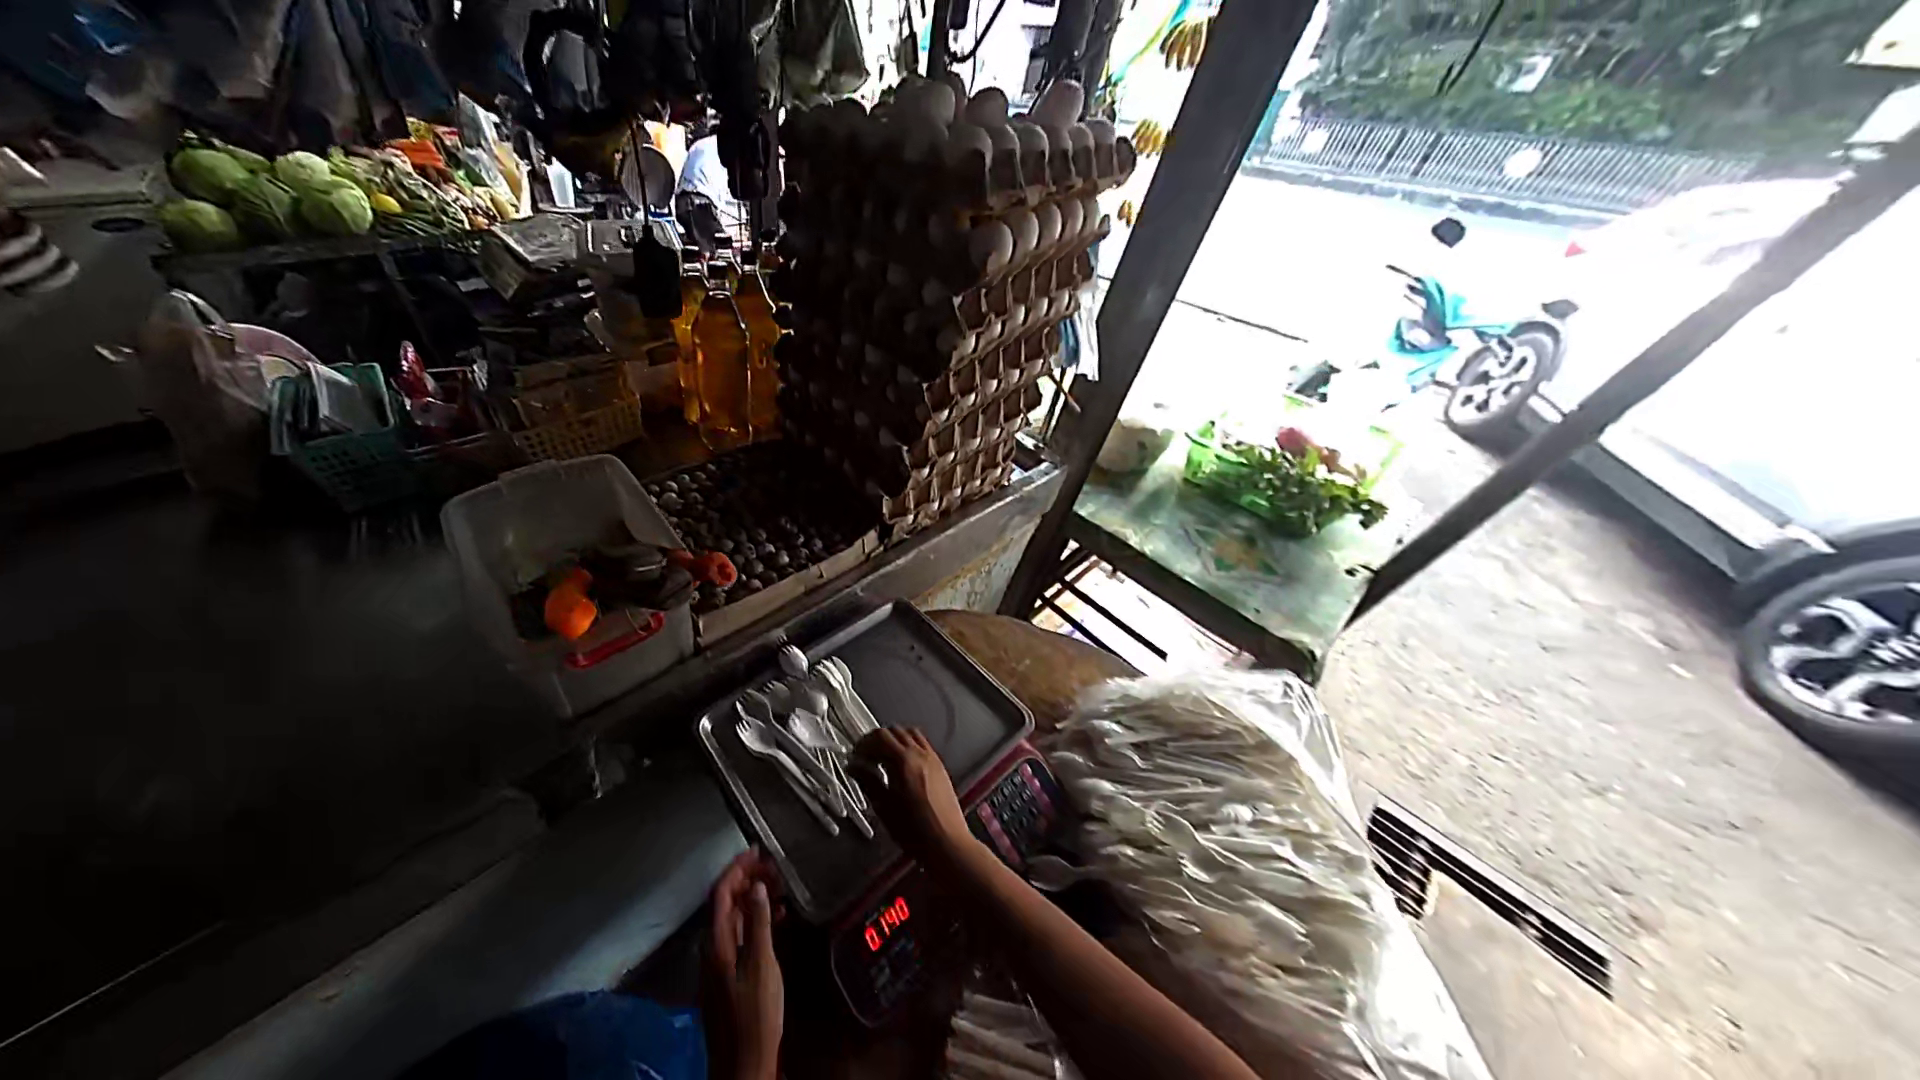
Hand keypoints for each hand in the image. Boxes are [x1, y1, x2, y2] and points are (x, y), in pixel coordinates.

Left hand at [705, 850, 782, 1079]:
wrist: (744, 1064)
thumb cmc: (755, 1014)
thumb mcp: (762, 964)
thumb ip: (758, 923)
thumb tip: (756, 886)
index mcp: (717, 943)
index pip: (721, 894)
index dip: (737, 869)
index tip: (757, 850)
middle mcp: (713, 948)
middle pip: (725, 903)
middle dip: (747, 879)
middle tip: (774, 866)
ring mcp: (720, 962)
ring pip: (734, 917)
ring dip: (754, 898)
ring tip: (780, 886)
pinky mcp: (730, 973)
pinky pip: (741, 933)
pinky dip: (757, 919)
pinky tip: (778, 917)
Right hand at [854, 727, 973, 864]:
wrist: (946, 842)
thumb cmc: (913, 830)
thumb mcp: (884, 806)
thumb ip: (868, 781)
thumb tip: (854, 766)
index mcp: (903, 761)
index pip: (880, 737)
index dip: (864, 743)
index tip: (856, 756)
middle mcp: (920, 754)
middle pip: (895, 731)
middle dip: (877, 740)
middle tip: (866, 756)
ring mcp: (933, 758)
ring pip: (911, 735)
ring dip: (895, 740)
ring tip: (883, 759)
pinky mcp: (941, 767)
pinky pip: (923, 745)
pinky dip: (909, 746)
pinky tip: (902, 765)